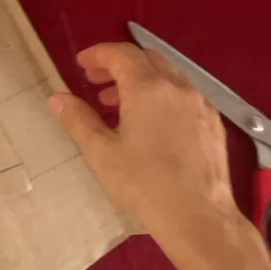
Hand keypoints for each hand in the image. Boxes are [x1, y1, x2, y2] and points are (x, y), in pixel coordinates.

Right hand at [49, 43, 256, 263]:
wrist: (197, 215)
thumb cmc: (142, 183)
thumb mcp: (100, 152)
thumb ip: (78, 120)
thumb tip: (58, 98)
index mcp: (148, 90)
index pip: (122, 55)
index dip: (98, 55)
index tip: (81, 64)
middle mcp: (179, 88)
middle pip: (148, 60)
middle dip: (119, 65)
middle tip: (95, 81)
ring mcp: (201, 105)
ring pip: (168, 77)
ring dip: (140, 81)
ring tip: (117, 104)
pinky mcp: (213, 124)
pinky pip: (183, 96)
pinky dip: (160, 96)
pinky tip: (149, 122)